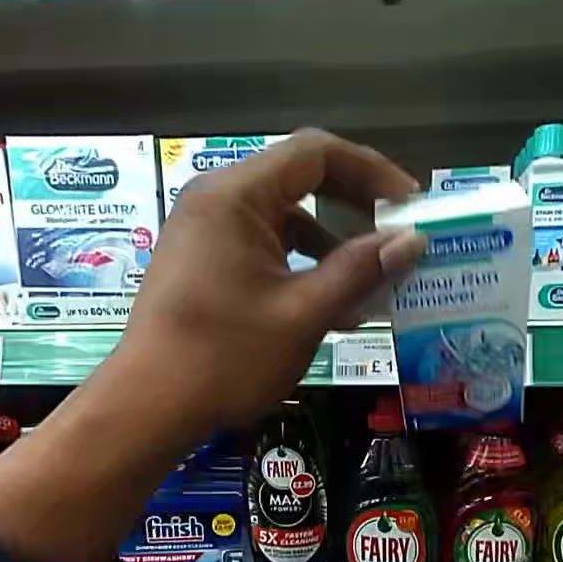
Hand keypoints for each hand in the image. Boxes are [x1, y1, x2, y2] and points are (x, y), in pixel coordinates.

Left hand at [0, 130, 421, 561]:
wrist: (149, 408)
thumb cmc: (226, 358)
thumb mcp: (303, 313)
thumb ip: (361, 270)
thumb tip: (413, 239)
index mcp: (236, 196)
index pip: (317, 153)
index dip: (372, 171)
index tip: (411, 203)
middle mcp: (219, 199)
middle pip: (302, 178)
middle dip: (357, 205)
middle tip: (400, 233)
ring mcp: (211, 230)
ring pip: (289, 217)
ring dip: (336, 242)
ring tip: (377, 279)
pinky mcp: (209, 260)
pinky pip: (270, 246)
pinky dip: (307, 265)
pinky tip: (338, 305)